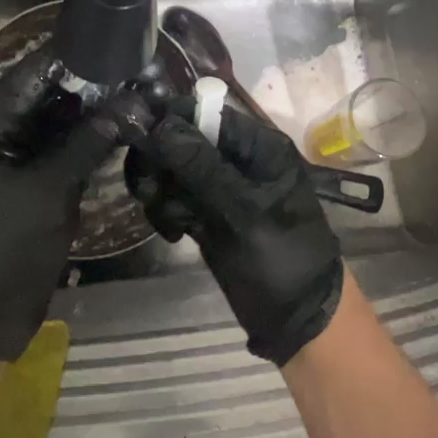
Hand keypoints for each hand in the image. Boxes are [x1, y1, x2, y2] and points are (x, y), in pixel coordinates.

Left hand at [0, 49, 114, 361]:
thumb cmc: (7, 246)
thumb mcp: (49, 189)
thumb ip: (89, 141)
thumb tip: (134, 102)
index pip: (32, 73)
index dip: (73, 55)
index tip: (116, 39)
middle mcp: (0, 127)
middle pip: (50, 91)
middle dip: (93, 80)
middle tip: (141, 66)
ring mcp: (20, 151)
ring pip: (63, 115)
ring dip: (99, 106)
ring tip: (144, 88)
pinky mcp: (39, 172)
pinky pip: (68, 141)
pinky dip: (95, 134)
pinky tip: (131, 122)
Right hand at [125, 105, 343, 364]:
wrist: (299, 324)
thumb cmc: (283, 262)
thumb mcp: (243, 214)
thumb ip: (202, 168)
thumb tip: (161, 124)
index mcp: (258, 147)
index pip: (205, 113)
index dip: (170, 121)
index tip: (137, 138)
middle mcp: (238, 159)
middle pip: (182, 140)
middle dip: (160, 163)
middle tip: (147, 191)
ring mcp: (221, 188)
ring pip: (173, 170)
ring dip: (161, 191)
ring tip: (167, 221)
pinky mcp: (208, 215)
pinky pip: (175, 198)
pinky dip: (167, 212)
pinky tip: (175, 236)